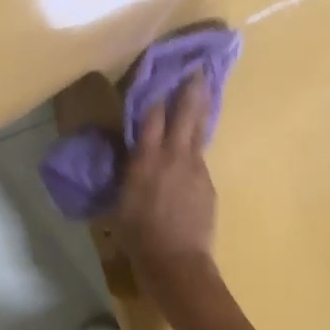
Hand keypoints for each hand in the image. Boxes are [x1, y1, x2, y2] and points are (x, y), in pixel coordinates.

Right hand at [113, 73, 215, 276]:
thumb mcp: (122, 202)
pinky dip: (197, 146)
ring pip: (198, 130)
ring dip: (201, 108)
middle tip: (196, 68)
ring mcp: (195, 168)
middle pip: (184, 113)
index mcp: (145, 160)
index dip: (154, 93)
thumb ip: (128, 175)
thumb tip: (130, 160)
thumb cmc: (138, 237)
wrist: (176, 261)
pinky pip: (200, 157)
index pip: (150, 116)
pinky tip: (195, 144)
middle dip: (189, 89)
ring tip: (205, 89)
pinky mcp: (207, 183)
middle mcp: (172, 156)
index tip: (158, 72)